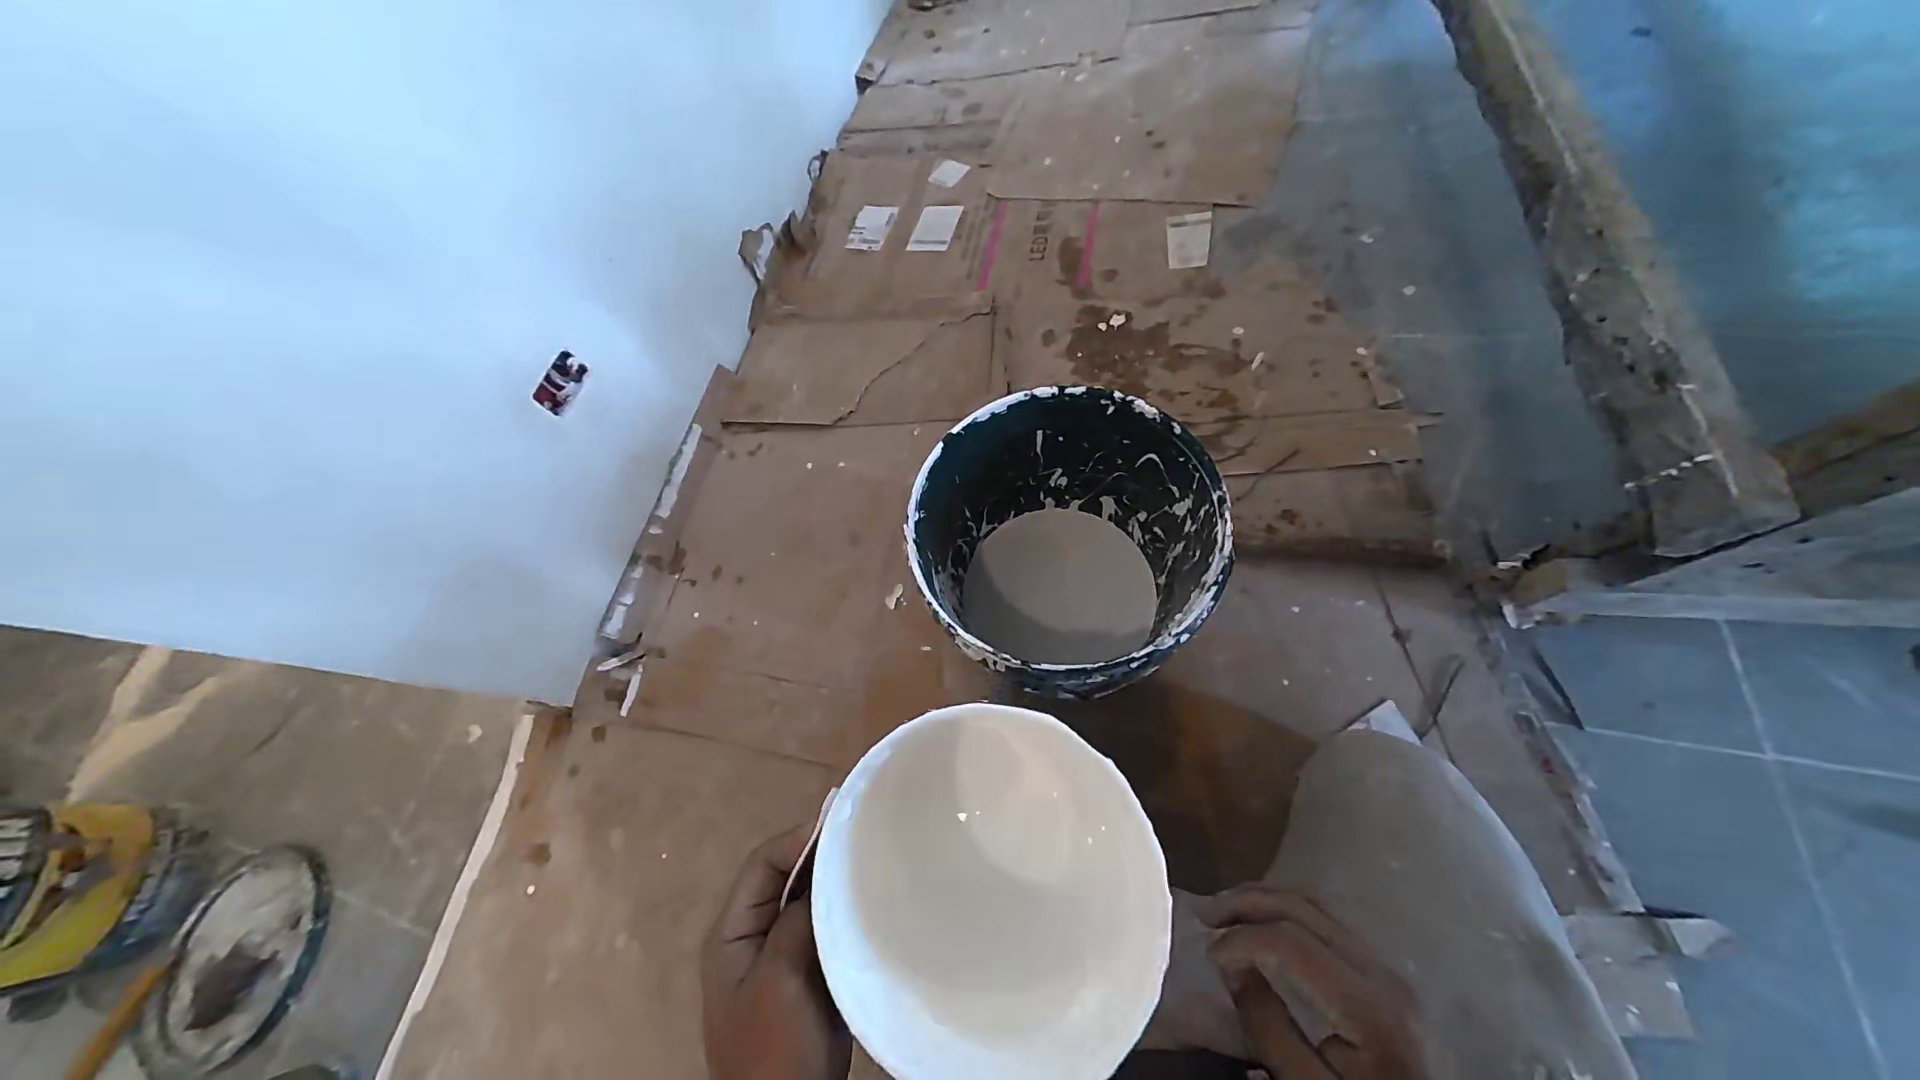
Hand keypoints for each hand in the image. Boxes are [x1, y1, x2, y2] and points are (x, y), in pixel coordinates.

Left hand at [701, 825, 850, 1079]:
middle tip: (863, 835)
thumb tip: (824, 869)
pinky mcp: (810, 970)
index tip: (838, 824)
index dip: (797, 839)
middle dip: (820, 855)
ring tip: (872, 858)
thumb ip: (795, 920)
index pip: (762, 864)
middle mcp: (755, 933)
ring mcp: (783, 953)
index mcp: (732, 932)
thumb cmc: (771, 1048)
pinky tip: (873, 898)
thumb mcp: (777, 978)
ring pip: (810, 900)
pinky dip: (846, 909)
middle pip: (787, 877)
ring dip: (836, 880)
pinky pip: (827, 925)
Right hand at [1197, 885, 1422, 1079]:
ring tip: (1225, 913)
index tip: (1208, 956)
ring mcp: (1383, 966)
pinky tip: (1259, 922)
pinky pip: (1324, 918)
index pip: (1291, 941)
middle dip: (1246, 903)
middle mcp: (1380, 972)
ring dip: (1263, 899)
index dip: (1242, 939)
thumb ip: (1269, 1030)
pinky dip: (1283, 909)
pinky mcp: (1377, 970)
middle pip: (1302, 907)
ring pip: (1313, 902)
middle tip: (1205, 916)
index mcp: (1367, 1006)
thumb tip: (1233, 969)